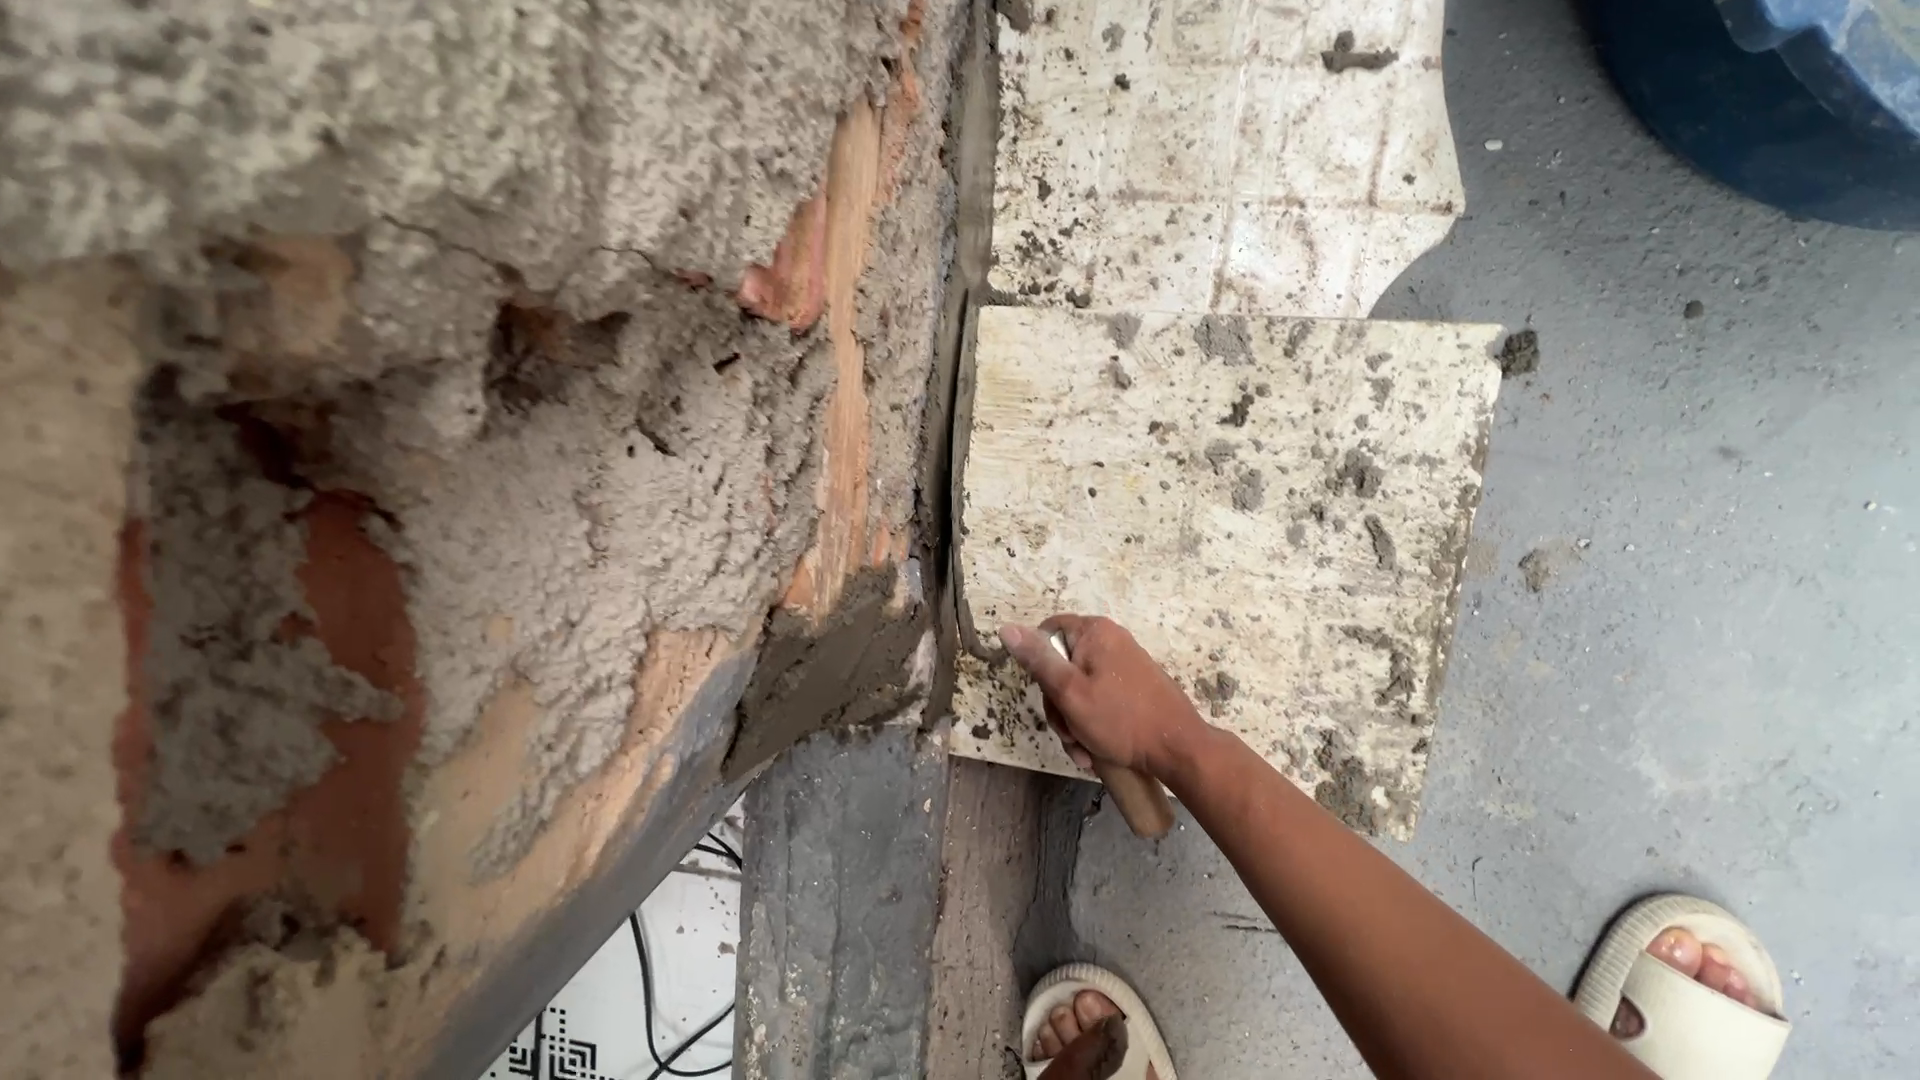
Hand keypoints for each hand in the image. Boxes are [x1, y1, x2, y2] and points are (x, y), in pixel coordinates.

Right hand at [999, 615, 1207, 778]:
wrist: (1178, 749)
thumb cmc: (1120, 719)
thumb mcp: (1069, 691)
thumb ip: (1037, 659)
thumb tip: (1006, 628)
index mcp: (1095, 632)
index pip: (1047, 632)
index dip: (1038, 662)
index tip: (1045, 690)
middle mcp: (1110, 641)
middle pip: (1061, 666)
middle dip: (1058, 706)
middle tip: (1067, 731)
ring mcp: (1123, 665)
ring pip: (1078, 690)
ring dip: (1073, 723)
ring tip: (1083, 749)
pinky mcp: (1133, 687)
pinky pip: (1099, 701)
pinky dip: (1092, 725)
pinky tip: (1094, 751)